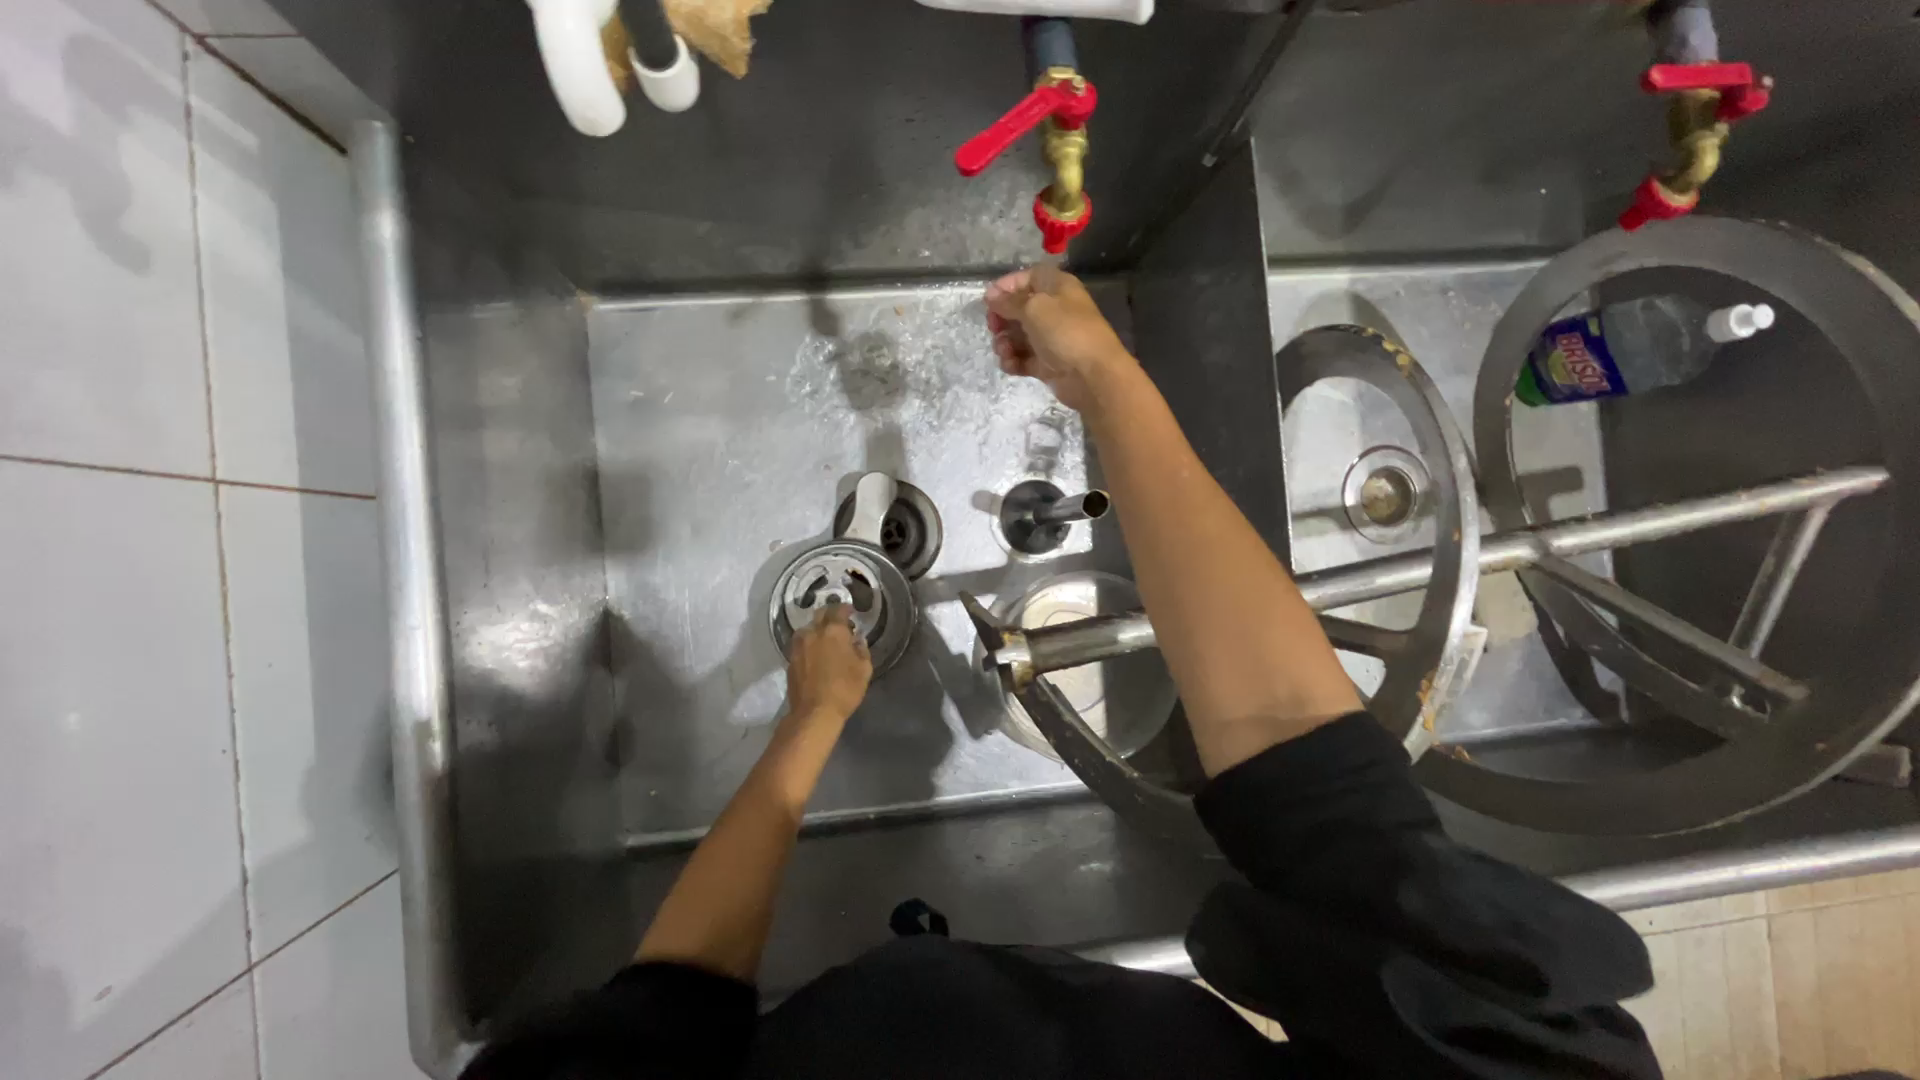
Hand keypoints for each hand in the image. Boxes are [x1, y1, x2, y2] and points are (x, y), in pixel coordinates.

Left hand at [783, 601, 872, 727]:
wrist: (814, 712)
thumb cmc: (844, 689)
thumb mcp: (864, 670)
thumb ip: (862, 650)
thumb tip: (857, 640)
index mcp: (833, 631)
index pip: (838, 610)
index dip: (846, 608)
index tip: (851, 612)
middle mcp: (813, 632)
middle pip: (820, 614)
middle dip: (830, 615)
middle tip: (839, 623)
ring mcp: (798, 645)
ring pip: (807, 628)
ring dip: (817, 629)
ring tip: (825, 638)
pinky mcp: (790, 659)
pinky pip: (801, 643)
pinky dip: (809, 643)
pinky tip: (815, 652)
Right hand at [984, 265, 1137, 412]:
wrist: (1092, 375)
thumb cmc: (1065, 331)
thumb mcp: (1034, 308)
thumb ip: (1009, 301)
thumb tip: (991, 296)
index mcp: (1057, 287)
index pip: (1028, 277)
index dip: (1007, 286)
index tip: (988, 299)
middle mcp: (1054, 310)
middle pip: (1019, 308)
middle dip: (1002, 317)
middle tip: (994, 327)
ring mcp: (1050, 338)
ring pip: (1018, 335)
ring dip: (1005, 342)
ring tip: (1004, 350)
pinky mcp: (1046, 363)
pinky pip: (1023, 358)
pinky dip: (1013, 360)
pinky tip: (1010, 364)